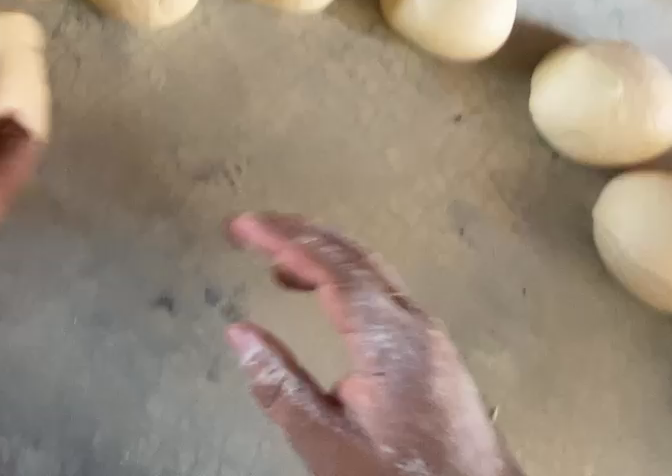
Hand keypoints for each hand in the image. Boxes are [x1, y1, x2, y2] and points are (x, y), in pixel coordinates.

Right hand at [224, 214, 520, 475]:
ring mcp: (429, 333)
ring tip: (275, 259)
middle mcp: (413, 324)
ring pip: (370, 268)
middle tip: (252, 227)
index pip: (329, 267)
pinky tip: (321, 294)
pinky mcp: (433, 348)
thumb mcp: (327, 444)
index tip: (241, 227)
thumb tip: (239, 332)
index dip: (282, 239)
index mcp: (388, 341)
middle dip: (297, 233)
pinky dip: (342, 273)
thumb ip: (280, 386)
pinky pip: (381, 288)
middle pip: (352, 254)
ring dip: (320, 251)